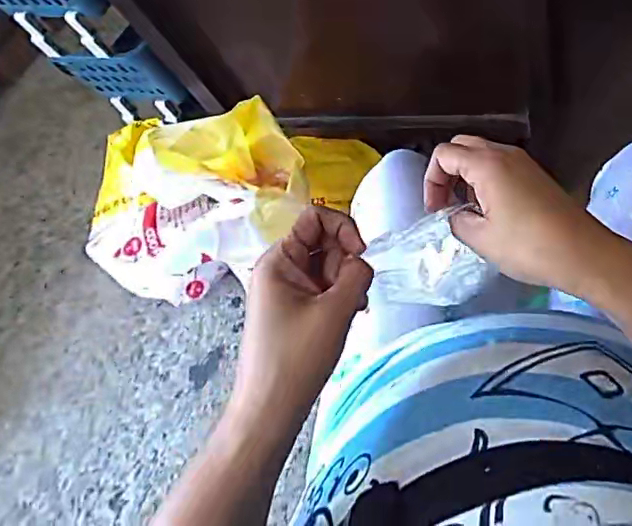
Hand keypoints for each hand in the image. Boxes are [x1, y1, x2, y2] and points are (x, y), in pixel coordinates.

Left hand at [230, 206, 372, 427]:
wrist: (268, 414)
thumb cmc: (295, 360)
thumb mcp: (335, 310)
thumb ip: (357, 274)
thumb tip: (363, 261)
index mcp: (278, 259)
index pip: (315, 217)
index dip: (343, 227)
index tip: (360, 254)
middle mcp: (279, 268)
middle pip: (323, 241)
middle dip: (346, 261)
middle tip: (355, 294)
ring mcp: (285, 289)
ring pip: (326, 266)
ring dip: (346, 282)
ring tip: (352, 311)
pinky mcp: (292, 309)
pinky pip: (322, 287)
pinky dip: (339, 297)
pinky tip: (346, 318)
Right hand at [424, 136, 614, 292]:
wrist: (585, 254)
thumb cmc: (530, 246)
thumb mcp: (482, 239)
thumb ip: (457, 220)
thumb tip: (456, 214)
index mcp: (487, 163)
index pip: (444, 154)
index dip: (432, 180)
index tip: (436, 210)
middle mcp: (504, 153)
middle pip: (462, 146)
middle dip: (447, 172)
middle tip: (446, 203)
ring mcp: (523, 162)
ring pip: (482, 154)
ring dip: (467, 175)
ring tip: (468, 209)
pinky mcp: (536, 175)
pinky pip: (500, 165)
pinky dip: (486, 179)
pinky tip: (492, 210)